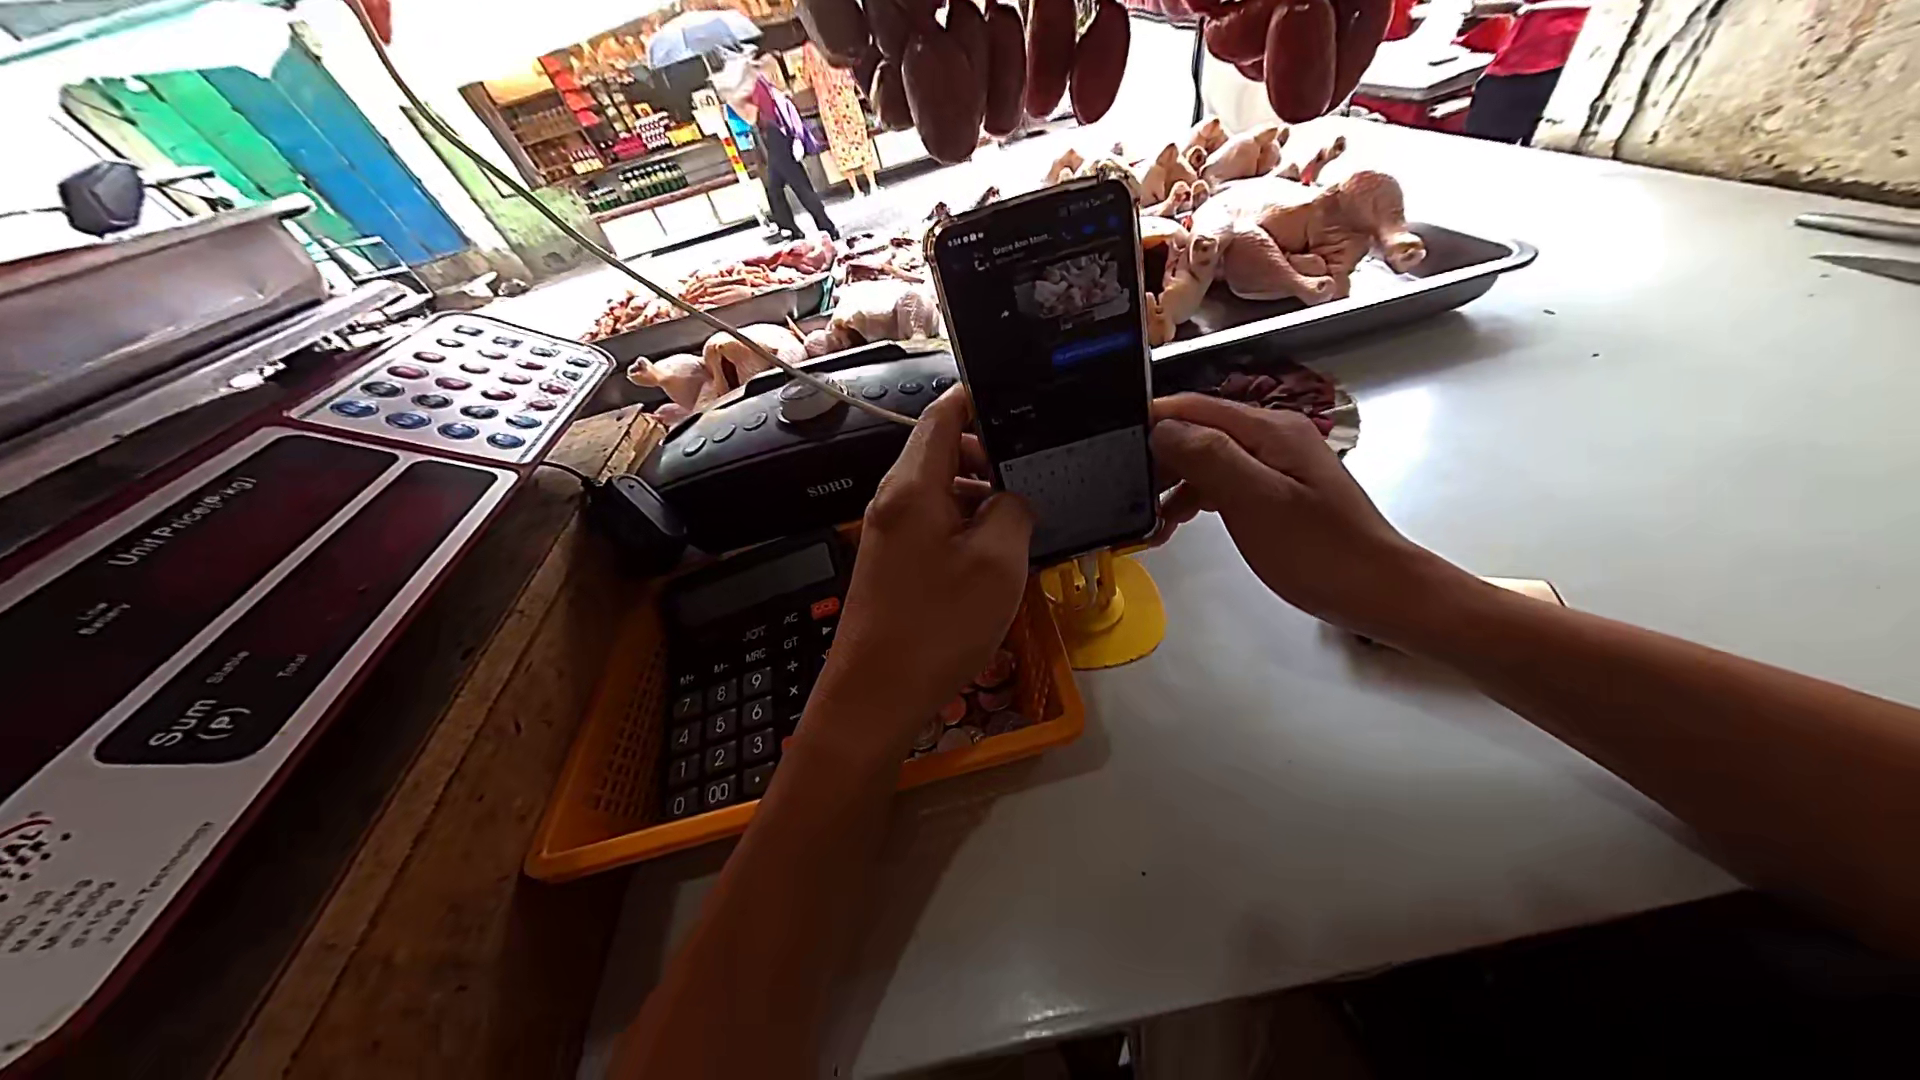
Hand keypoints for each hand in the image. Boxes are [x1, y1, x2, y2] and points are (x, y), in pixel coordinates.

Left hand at [811, 389, 1033, 749]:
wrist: (876, 694)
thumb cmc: (936, 626)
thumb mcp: (997, 562)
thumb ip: (1012, 510)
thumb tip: (1011, 497)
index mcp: (912, 487)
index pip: (942, 415)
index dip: (978, 400)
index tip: (1016, 403)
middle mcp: (892, 501)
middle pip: (941, 452)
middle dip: (988, 456)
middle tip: (1030, 476)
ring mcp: (888, 533)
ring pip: (940, 492)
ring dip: (979, 496)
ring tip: (1020, 520)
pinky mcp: (893, 563)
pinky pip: (933, 526)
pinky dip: (964, 526)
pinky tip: (994, 555)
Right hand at [1150, 394, 1471, 644]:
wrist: (1377, 591)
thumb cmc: (1319, 551)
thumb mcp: (1256, 502)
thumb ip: (1209, 457)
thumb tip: (1162, 429)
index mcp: (1268, 430)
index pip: (1194, 407)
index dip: (1151, 420)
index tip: (1113, 445)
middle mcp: (1270, 437)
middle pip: (1198, 431)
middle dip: (1159, 459)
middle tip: (1128, 494)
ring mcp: (1273, 463)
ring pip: (1205, 459)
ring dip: (1173, 485)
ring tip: (1149, 521)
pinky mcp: (1273, 489)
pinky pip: (1221, 482)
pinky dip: (1194, 499)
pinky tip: (1177, 523)